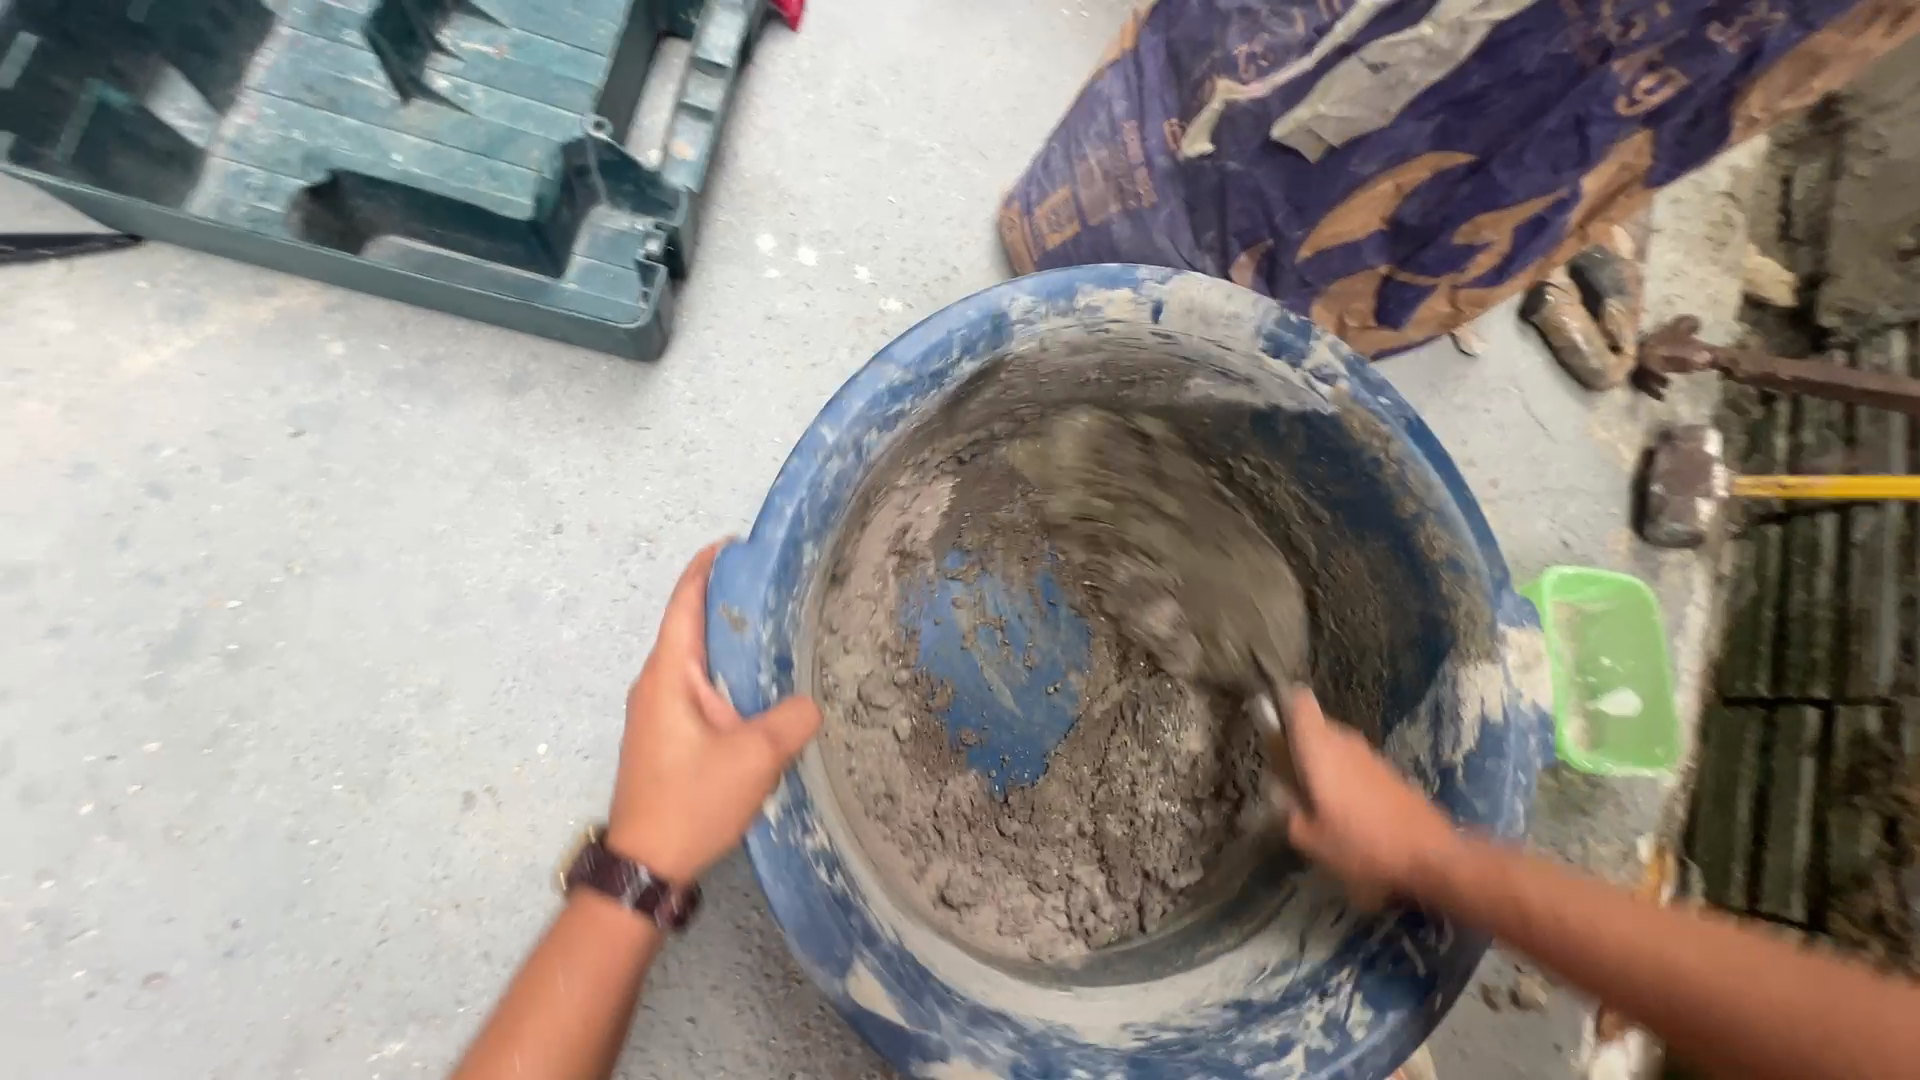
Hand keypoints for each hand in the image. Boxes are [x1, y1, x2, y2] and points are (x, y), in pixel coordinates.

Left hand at [605, 542, 821, 882]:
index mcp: (669, 673)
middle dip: (731, 602)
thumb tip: (810, 704)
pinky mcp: (669, 736)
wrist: (645, 867)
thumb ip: (792, 719)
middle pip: (693, 626)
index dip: (707, 568)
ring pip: (701, 660)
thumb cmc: (692, 801)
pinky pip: (703, 689)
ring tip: (782, 631)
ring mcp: (660, 711)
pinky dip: (732, 675)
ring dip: (734, 642)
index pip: (685, 602)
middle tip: (782, 588)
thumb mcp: (755, 757)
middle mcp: (658, 683)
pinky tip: (765, 686)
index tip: (739, 545)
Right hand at [1279, 686, 1460, 904]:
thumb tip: (1281, 795)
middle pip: (1315, 726)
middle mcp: (1345, 742)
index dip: (1282, 704)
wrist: (1434, 859)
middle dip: (1299, 745)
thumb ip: (1287, 812)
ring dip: (1324, 764)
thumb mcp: (1310, 839)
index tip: (1271, 724)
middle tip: (1290, 778)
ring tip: (1319, 801)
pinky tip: (1350, 814)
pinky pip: (1356, 764)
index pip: (1299, 702)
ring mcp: (1371, 756)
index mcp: (1319, 748)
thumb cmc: (1362, 845)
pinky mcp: (1391, 773)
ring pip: (1336, 746)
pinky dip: (1347, 778)